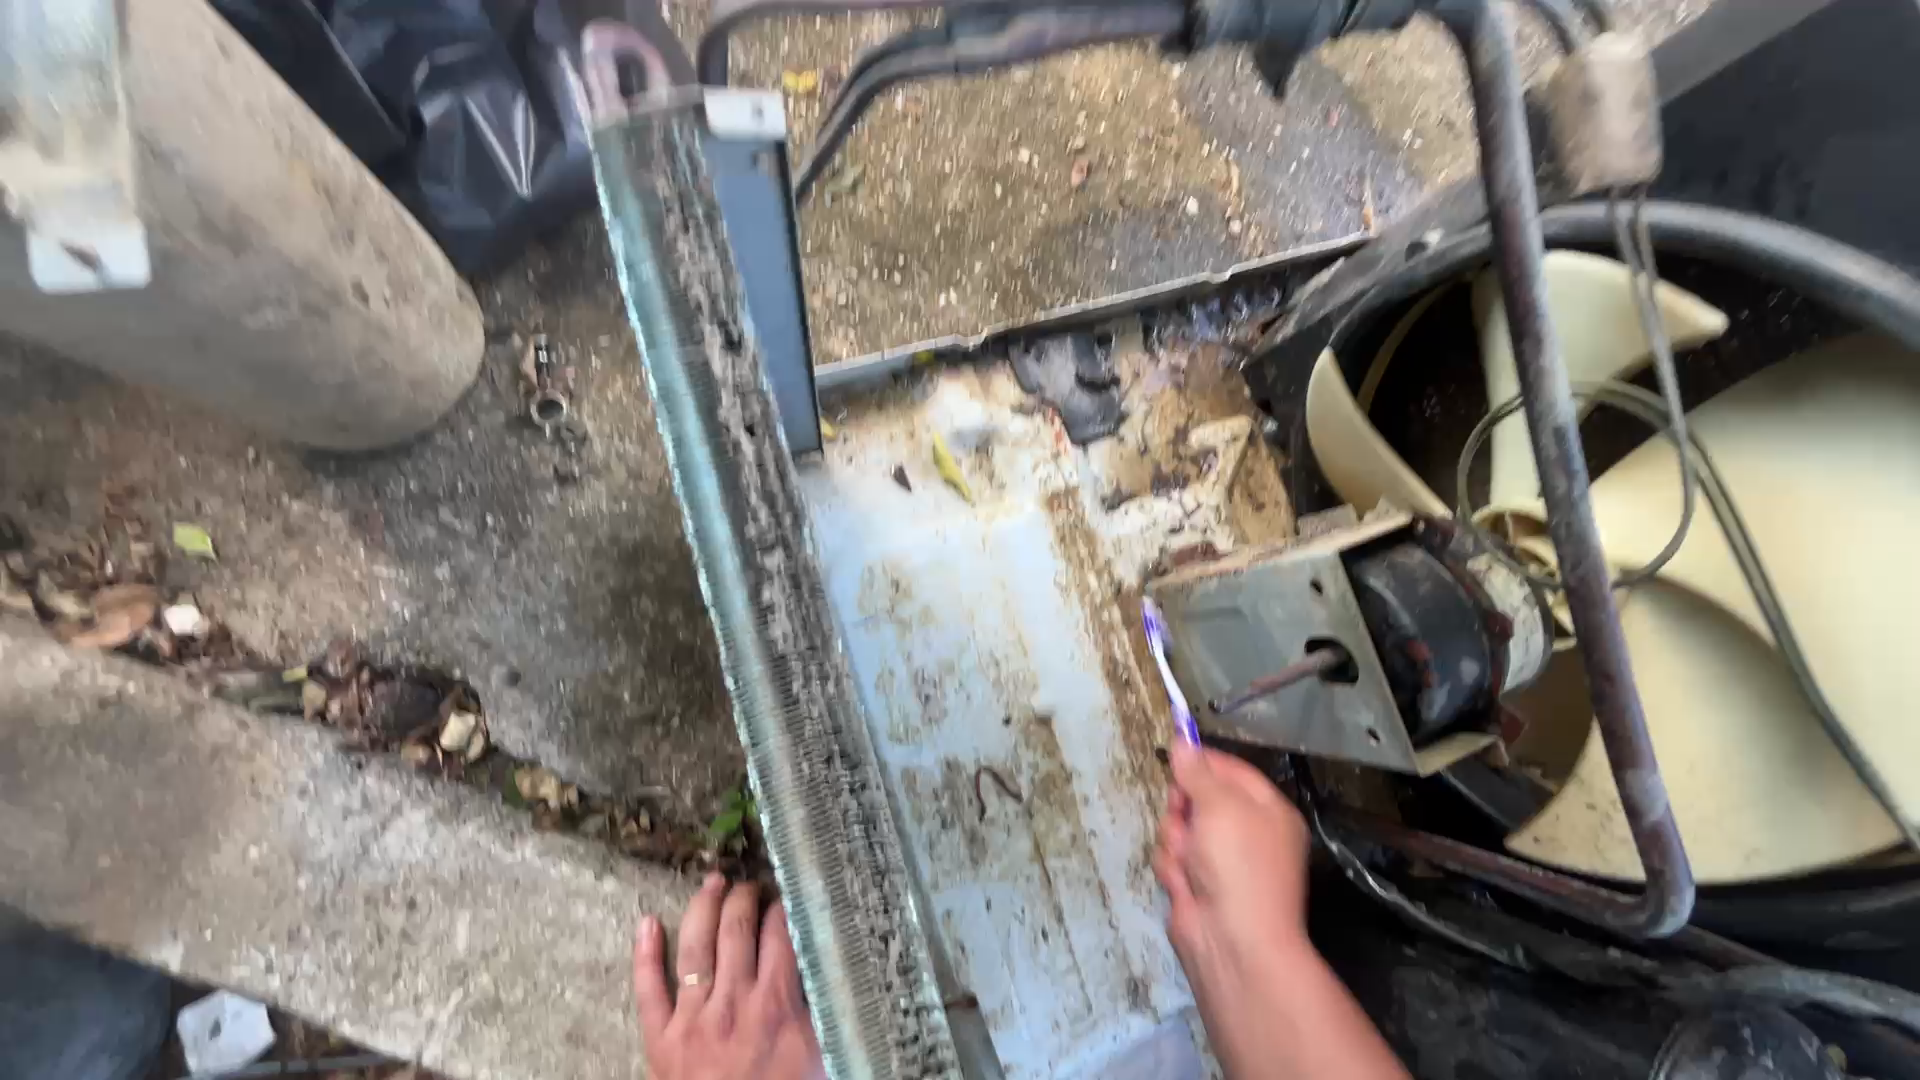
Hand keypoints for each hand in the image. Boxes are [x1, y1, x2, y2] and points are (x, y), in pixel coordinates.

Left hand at [634, 874, 823, 1079]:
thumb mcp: (819, 1054)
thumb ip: (820, 1005)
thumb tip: (832, 962)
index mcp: (775, 1003)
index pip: (780, 931)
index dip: (783, 905)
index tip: (786, 895)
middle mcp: (733, 1000)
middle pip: (737, 927)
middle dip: (745, 896)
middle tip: (751, 885)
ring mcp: (692, 1018)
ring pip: (696, 945)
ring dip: (704, 906)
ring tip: (713, 882)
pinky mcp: (660, 1040)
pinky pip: (648, 990)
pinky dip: (645, 954)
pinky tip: (646, 922)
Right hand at [1155, 743, 1408, 1079]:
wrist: (1234, 941)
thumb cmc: (1238, 864)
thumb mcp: (1219, 805)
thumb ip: (1197, 771)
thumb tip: (1182, 741)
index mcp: (1267, 811)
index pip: (1231, 771)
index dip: (1202, 761)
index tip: (1174, 753)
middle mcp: (1246, 833)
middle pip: (1197, 797)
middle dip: (1183, 807)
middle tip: (1184, 816)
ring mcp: (1220, 860)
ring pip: (1178, 827)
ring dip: (1176, 840)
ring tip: (1189, 861)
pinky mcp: (1196, 882)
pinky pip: (1172, 856)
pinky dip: (1173, 866)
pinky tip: (1184, 883)